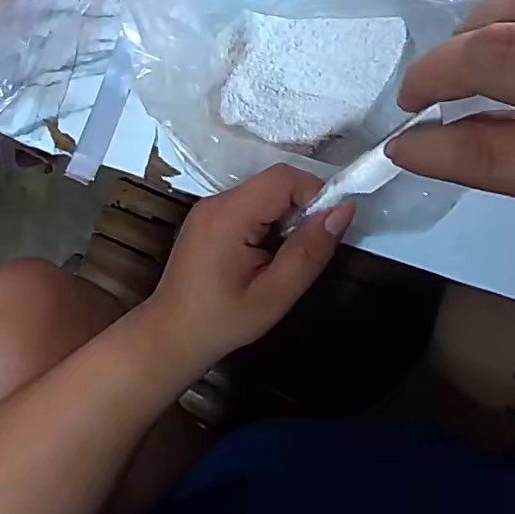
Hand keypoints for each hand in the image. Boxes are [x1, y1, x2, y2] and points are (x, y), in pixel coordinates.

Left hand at [141, 164, 353, 370]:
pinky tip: (263, 256)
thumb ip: (309, 251)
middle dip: (301, 208)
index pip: (282, 177)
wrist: (171, 336)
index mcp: (228, 214)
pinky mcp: (209, 216)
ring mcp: (210, 206)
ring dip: (285, 217)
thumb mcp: (274, 294)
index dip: (314, 194)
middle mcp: (216, 201)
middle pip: (274, 182)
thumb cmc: (222, 320)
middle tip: (303, 251)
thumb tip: (343, 211)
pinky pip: (250, 203)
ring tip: (280, 258)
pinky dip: (268, 221)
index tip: (324, 231)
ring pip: (264, 192)